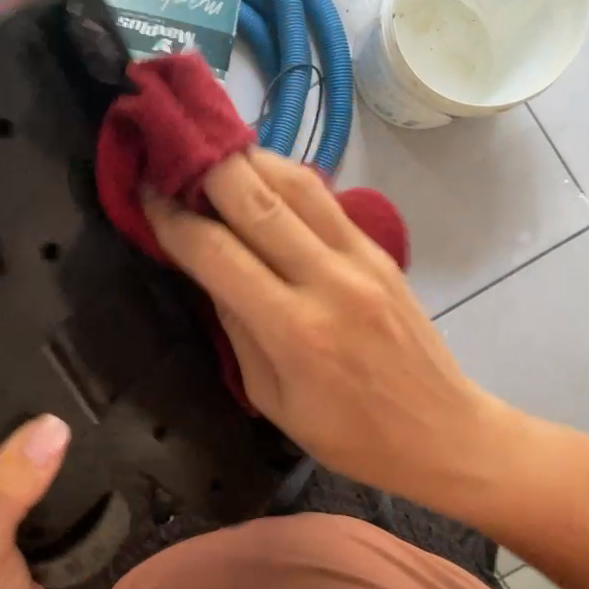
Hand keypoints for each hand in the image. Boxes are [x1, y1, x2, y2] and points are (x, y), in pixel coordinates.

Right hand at [144, 150, 519, 496]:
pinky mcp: (380, 249)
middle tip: (170, 153)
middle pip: (257, 198)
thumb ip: (236, 329)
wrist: (443, 432)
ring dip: (247, 159)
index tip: (145, 197)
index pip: (217, 253)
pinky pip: (325, 198)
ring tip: (211, 153)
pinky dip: (285, 176)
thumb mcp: (271, 399)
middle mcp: (328, 281)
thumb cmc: (349, 434)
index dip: (173, 220)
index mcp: (294, 331)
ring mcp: (361, 258)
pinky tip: (259, 175)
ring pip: (296, 183)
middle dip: (205, 168)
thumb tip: (206, 268)